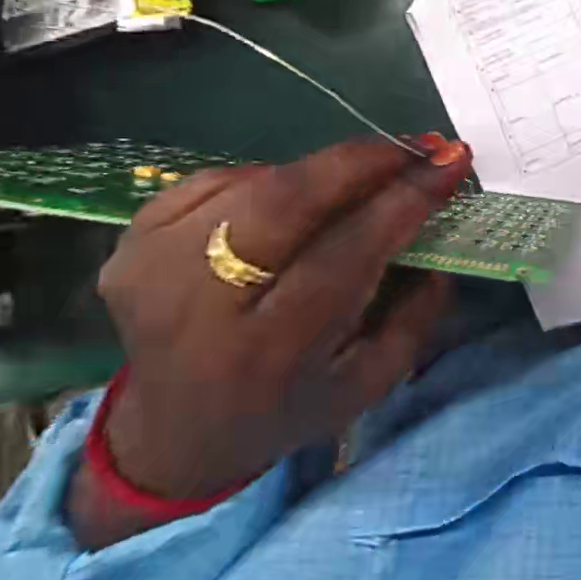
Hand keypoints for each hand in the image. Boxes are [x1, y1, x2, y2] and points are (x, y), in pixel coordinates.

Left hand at [71, 136, 470, 544]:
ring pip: (258, 180)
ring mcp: (152, 265)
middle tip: (413, 146)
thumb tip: (435, 223)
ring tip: (363, 176)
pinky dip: (268, 178)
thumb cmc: (285, 409)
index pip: (346, 253)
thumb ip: (416, 312)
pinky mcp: (131, 241)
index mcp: (268, 354)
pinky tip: (290, 200)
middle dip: (363, 160)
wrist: (173, 433)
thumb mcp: (367, 383)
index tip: (449, 161)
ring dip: (322, 169)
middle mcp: (200, 307)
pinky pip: (218, 178)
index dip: (404, 199)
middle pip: (288, 200)